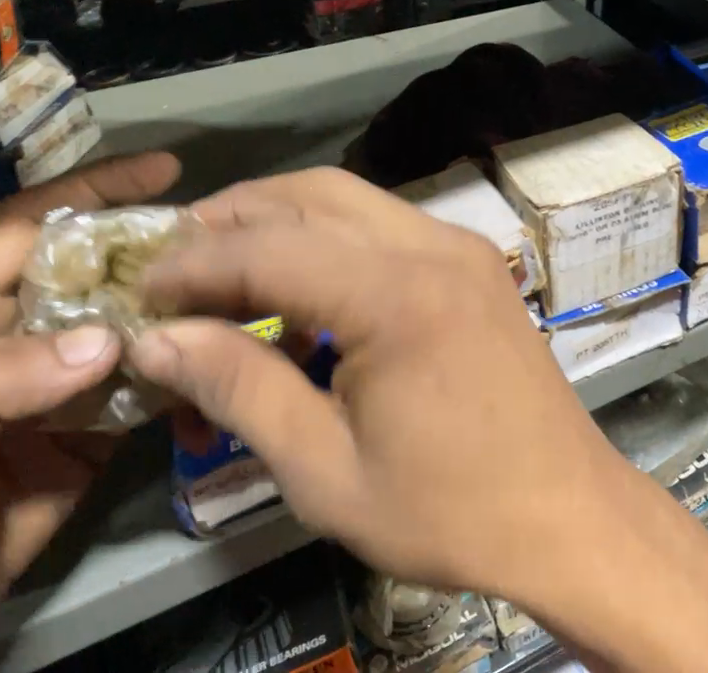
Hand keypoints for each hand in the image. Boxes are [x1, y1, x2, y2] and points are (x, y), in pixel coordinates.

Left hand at [0, 153, 180, 672]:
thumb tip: (106, 338)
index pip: (25, 235)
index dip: (90, 192)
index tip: (164, 170)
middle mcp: (11, 346)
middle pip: (94, 278)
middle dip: (156, 255)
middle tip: (229, 248)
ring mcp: (52, 395)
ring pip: (129, 336)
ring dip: (180, 322)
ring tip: (242, 311)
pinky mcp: (85, 441)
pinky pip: (142, 398)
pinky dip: (180, 388)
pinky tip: (213, 388)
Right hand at [132, 168, 707, 672]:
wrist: (568, 514)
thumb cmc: (447, 509)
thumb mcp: (324, 470)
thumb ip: (240, 389)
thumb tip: (157, 339)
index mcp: (396, 294)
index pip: (267, 248)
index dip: (192, 264)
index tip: (138, 293)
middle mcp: (433, 246)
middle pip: (312, 193)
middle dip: (233, 217)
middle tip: (173, 262)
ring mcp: (462, 248)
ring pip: (352, 200)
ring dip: (282, 222)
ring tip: (223, 273)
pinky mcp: (476, 266)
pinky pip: (388, 228)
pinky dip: (332, 243)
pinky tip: (302, 299)